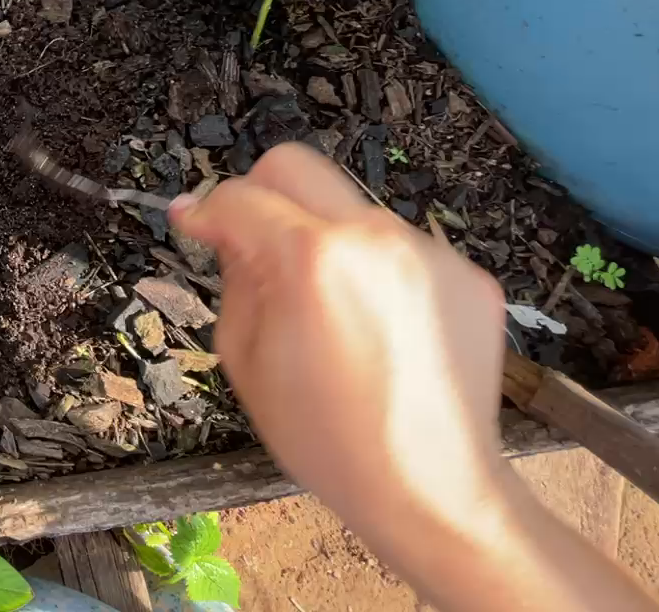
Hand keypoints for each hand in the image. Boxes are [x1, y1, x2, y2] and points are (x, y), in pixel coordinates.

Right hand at [169, 143, 509, 541]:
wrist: (433, 493)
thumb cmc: (321, 434)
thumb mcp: (241, 352)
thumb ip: (233, 273)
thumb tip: (219, 225)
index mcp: (311, 259)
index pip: (237, 196)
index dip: (203, 210)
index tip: (191, 225)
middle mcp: (374, 237)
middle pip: (292, 164)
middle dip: (257, 195)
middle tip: (249, 243)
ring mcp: (429, 252)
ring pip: (343, 204)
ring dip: (316, 232)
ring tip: (321, 298)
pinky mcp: (467, 272)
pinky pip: (392, 241)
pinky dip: (366, 263)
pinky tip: (370, 317)